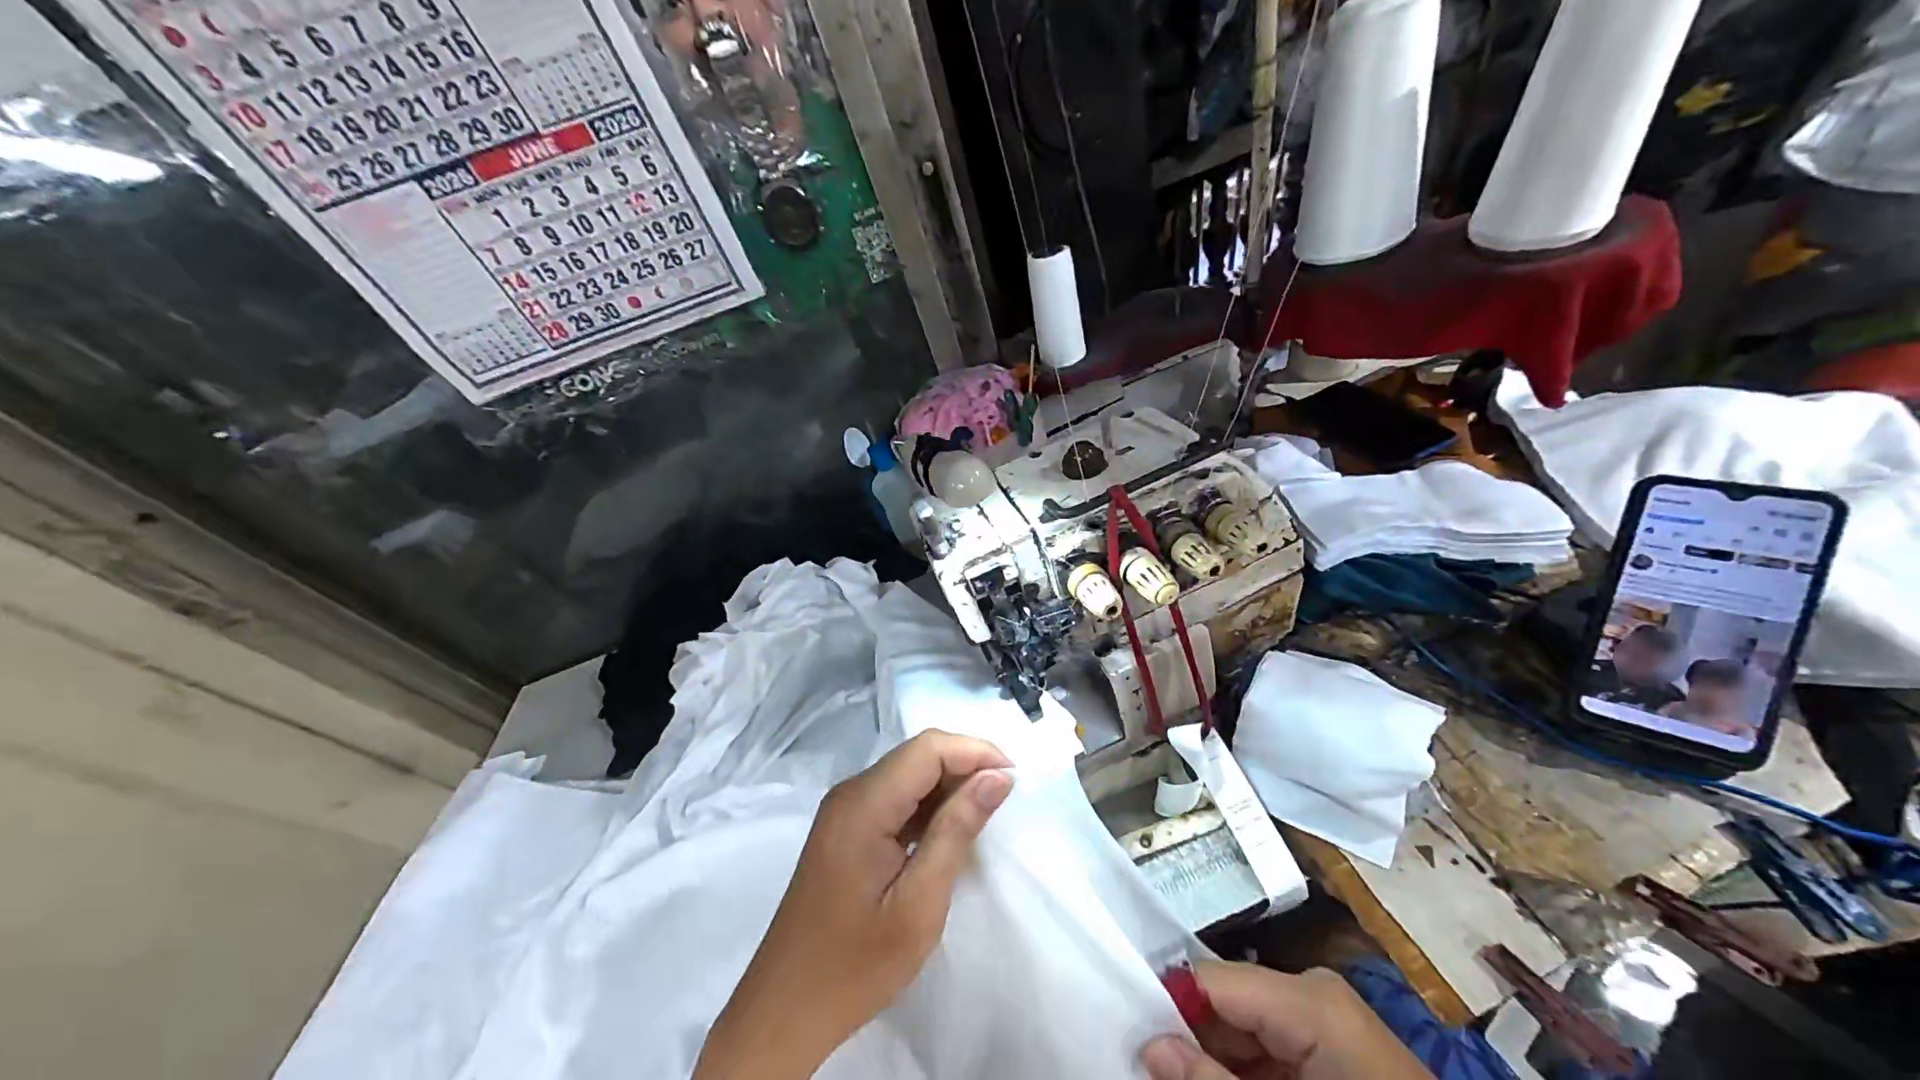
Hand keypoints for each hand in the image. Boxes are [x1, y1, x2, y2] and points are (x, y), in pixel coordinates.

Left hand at [693, 731, 1013, 1079]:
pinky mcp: (846, 828)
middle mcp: (850, 793)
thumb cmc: (857, 963)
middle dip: (965, 765)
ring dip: (949, 785)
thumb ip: (957, 830)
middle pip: (917, 754)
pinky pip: (895, 796)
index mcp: (863, 804)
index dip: (975, 752)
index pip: (927, 749)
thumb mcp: (920, 902)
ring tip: (985, 816)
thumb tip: (998, 777)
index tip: (1016, 780)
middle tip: (1005, 800)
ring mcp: (845, 810)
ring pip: (908, 773)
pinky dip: (928, 804)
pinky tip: (949, 831)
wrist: (788, 1006)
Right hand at [1142, 962, 1432, 1079]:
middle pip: (1223, 1001)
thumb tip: (1151, 1045)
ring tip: (1174, 1074)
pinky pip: (1265, 1047)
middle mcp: (1312, 992)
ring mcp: (1320, 1018)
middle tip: (1148, 1066)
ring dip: (1209, 1057)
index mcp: (1309, 997)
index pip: (1210, 978)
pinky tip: (1213, 1078)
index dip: (1166, 1004)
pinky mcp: (1325, 1044)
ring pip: (1239, 1027)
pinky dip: (1238, 1069)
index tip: (1129, 1034)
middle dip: (1187, 1037)